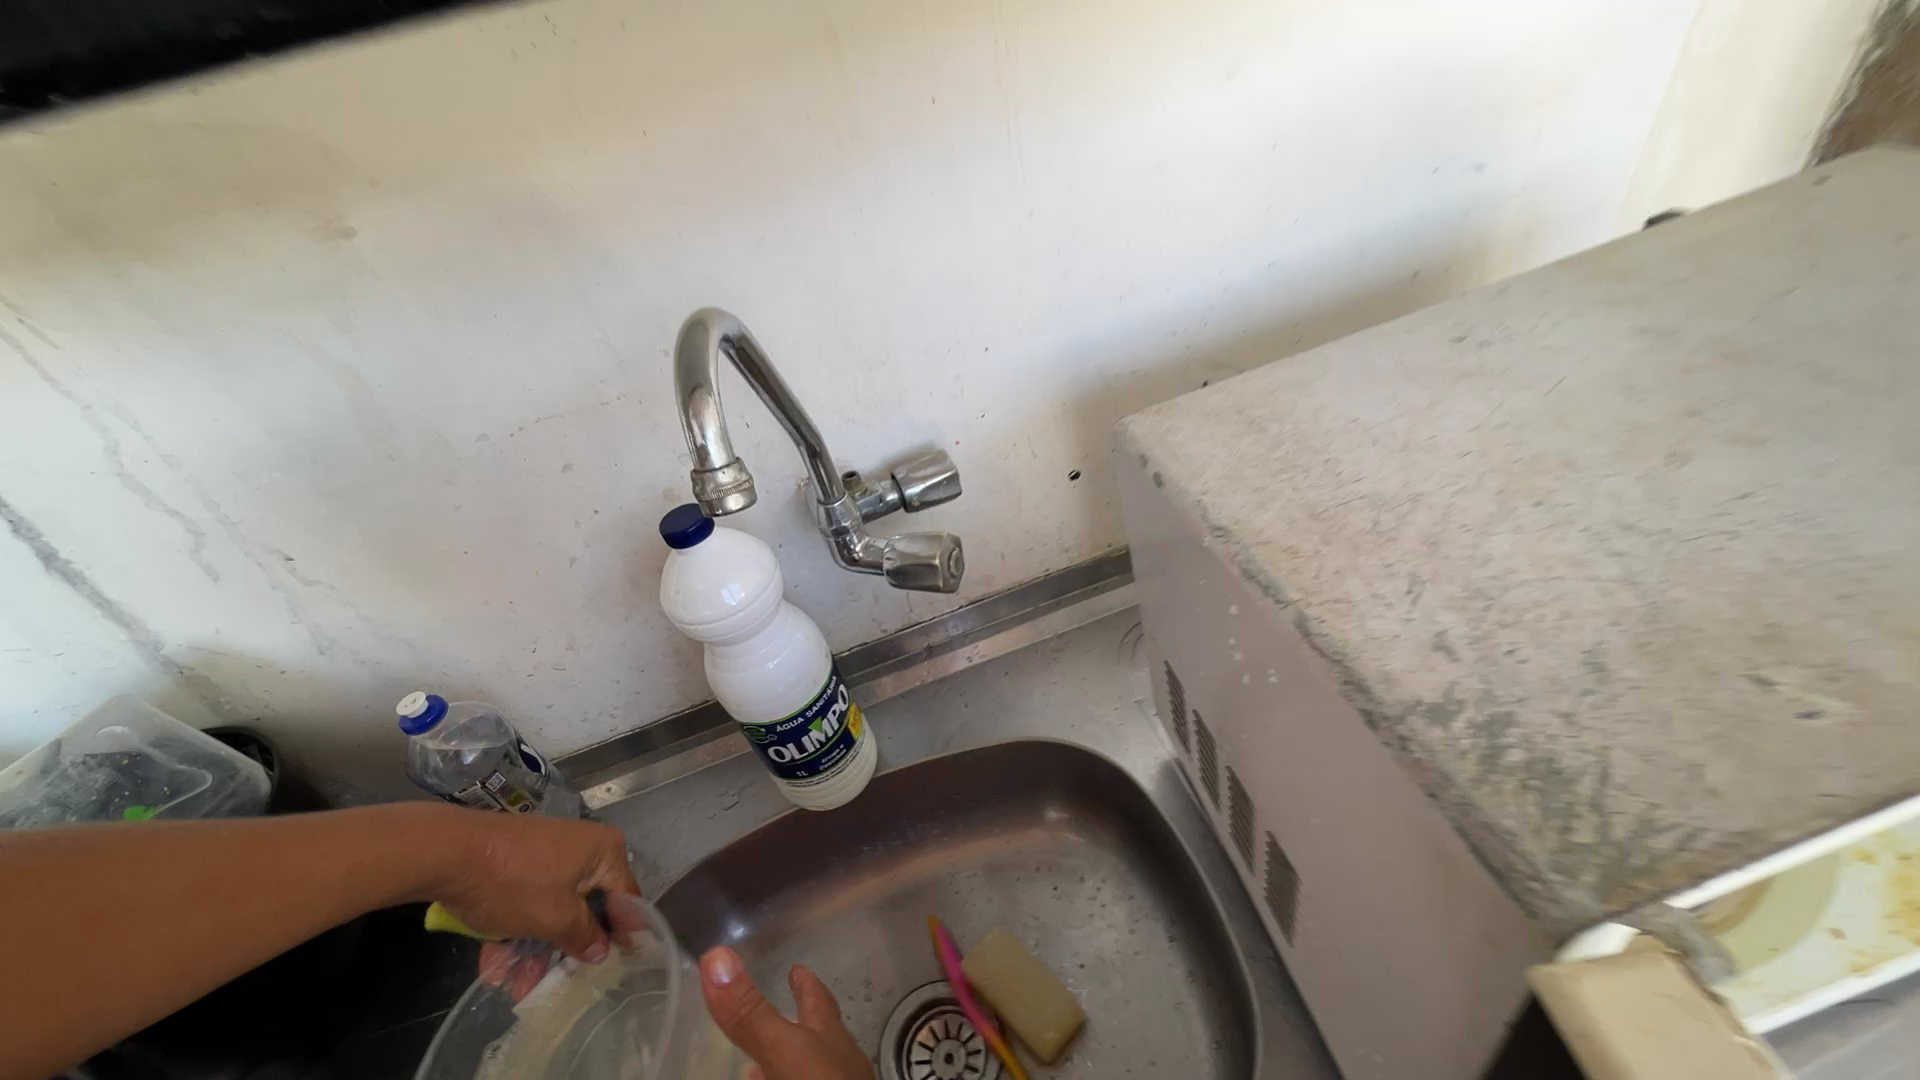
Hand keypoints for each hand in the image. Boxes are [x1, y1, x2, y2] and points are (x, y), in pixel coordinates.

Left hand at [423, 806, 639, 962]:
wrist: (450, 853)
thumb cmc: (516, 883)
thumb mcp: (555, 917)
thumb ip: (583, 936)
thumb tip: (602, 951)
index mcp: (604, 852)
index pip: (626, 898)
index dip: (623, 933)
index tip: (618, 965)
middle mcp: (582, 849)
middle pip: (585, 907)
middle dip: (564, 949)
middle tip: (554, 983)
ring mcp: (548, 855)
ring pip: (552, 908)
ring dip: (534, 948)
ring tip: (512, 984)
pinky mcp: (519, 863)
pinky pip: (529, 901)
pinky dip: (516, 930)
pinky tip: (494, 964)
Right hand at [700, 946, 873, 1079]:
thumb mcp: (787, 1053)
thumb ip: (751, 1015)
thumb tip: (716, 955)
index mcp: (829, 1041)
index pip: (817, 1002)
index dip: (806, 985)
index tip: (799, 968)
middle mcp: (836, 1068)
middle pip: (816, 1043)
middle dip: (793, 1032)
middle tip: (772, 1025)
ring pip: (809, 1075)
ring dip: (783, 1072)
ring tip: (755, 1073)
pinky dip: (793, 1079)